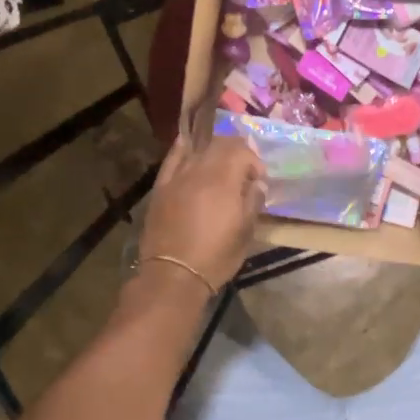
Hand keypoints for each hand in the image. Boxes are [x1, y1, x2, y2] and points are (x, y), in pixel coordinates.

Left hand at [139, 132, 265, 291]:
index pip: (241, 152)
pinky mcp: (161, 188)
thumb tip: (257, 184)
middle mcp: (199, 171)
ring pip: (197, 149)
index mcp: (223, 181)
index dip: (254, 161)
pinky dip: (183, 150)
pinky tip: (188, 147)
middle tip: (244, 168)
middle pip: (219, 144)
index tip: (259, 179)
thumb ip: (253, 202)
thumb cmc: (216, 256)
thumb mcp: (245, 233)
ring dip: (213, 151)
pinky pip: (172, 159)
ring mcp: (177, 178)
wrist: (174, 274)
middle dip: (237, 151)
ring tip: (220, 163)